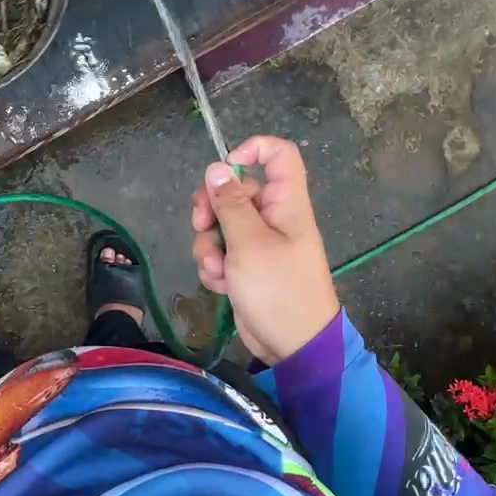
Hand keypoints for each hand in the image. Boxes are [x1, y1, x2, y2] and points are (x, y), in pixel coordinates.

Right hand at [190, 135, 339, 363]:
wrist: (294, 346)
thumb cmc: (279, 289)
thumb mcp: (249, 243)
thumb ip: (230, 204)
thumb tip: (216, 167)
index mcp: (286, 203)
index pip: (279, 155)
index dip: (253, 149)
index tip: (226, 166)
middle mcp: (273, 217)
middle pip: (236, 190)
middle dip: (212, 208)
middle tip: (201, 224)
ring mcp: (258, 243)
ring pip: (221, 224)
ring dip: (209, 245)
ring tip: (216, 269)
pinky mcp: (245, 267)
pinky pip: (221, 252)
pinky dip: (215, 266)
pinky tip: (221, 285)